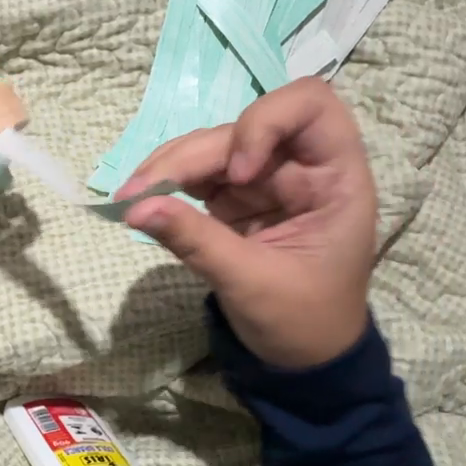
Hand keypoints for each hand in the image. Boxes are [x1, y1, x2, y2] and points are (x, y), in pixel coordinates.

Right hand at [116, 79, 376, 368]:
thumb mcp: (251, 284)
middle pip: (240, 129)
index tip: (240, 173)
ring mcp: (264, 179)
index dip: (267, 122)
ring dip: (168, 165)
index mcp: (335, 178)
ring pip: (211, 146)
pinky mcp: (234, 197)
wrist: (302, 359)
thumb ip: (197, 241)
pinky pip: (196, 173)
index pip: (310, 106)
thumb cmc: (301, 322)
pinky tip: (139, 199)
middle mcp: (300, 166)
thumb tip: (136, 207)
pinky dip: (165, 182)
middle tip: (138, 193)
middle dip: (189, 156)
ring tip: (130, 197)